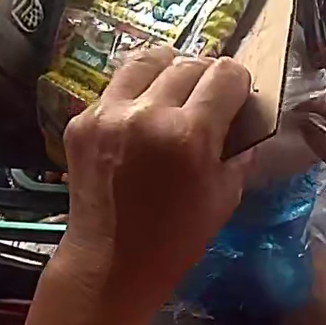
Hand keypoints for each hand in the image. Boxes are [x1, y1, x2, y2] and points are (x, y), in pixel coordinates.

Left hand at [58, 48, 252, 314]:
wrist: (111, 264)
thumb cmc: (177, 238)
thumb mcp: (225, 197)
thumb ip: (239, 151)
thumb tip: (244, 120)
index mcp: (189, 135)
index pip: (225, 74)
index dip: (239, 83)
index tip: (238, 98)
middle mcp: (147, 113)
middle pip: (189, 63)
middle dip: (207, 77)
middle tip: (210, 101)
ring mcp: (108, 113)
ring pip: (148, 60)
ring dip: (170, 70)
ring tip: (175, 92)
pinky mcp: (81, 120)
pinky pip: (117, 87)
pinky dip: (138, 93)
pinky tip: (143, 117)